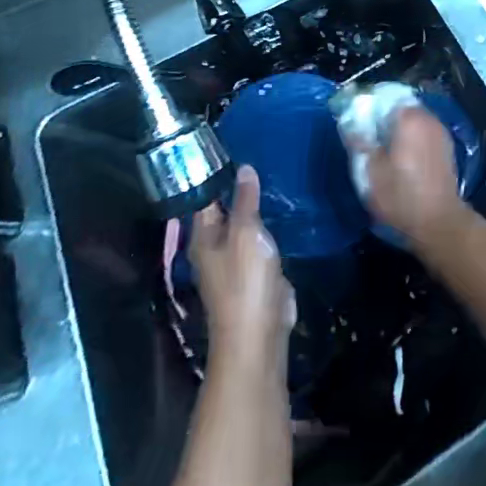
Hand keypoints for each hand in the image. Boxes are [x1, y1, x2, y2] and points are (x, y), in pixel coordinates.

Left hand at [190, 166, 294, 374]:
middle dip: (240, 191)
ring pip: (244, 229)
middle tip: (260, 161)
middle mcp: (214, 248)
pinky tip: (282, 217)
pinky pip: (260, 245)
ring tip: (273, 182)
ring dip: (256, 211)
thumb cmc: (245, 280)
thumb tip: (243, 168)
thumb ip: (246, 200)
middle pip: (225, 213)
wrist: (259, 334)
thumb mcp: (246, 233)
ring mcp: (234, 263)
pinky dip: (268, 232)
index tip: (235, 151)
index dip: (218, 176)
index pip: (205, 198)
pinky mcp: (254, 275)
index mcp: (202, 237)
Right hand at [362, 105, 471, 248]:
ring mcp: (440, 131)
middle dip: (382, 115)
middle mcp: (428, 117)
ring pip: (413, 118)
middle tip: (366, 134)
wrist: (439, 223)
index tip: (355, 118)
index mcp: (408, 118)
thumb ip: (359, 139)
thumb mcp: (369, 171)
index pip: (384, 95)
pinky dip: (411, 136)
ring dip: (397, 126)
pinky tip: (400, 156)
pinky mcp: (446, 147)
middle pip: (400, 105)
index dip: (367, 103)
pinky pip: (423, 131)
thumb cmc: (400, 197)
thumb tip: (349, 119)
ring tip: (382, 146)